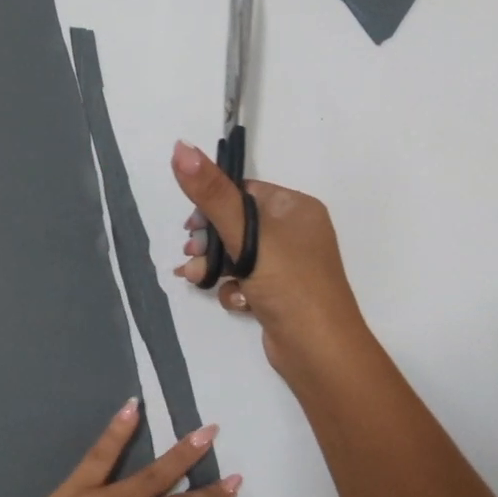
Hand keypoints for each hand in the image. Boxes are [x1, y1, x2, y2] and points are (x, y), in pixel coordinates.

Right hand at [169, 140, 363, 368]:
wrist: (317, 349)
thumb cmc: (288, 283)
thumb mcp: (246, 234)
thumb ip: (211, 193)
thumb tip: (180, 147)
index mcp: (295, 209)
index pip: (243, 193)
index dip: (211, 206)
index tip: (190, 226)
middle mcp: (295, 233)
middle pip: (235, 225)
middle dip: (208, 242)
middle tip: (192, 254)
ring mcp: (288, 265)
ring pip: (236, 255)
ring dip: (213, 266)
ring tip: (197, 278)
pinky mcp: (278, 293)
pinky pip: (245, 280)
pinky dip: (232, 288)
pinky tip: (232, 300)